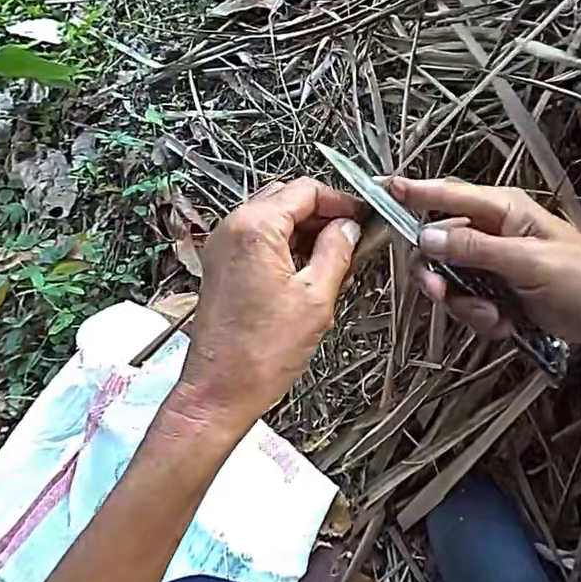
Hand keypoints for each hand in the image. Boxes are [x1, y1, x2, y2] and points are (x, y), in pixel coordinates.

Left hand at [172, 178, 363, 432]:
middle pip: (288, 200)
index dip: (341, 201)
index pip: (306, 190)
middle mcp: (233, 230)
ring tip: (337, 262)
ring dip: (308, 233)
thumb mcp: (315, 297)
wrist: (219, 391)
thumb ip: (336, 251)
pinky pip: (262, 242)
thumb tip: (348, 228)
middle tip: (353, 237)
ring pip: (276, 221)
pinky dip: (288, 249)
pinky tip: (312, 273)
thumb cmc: (257, 354)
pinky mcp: (224, 267)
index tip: (361, 216)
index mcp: (254, 228)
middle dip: (325, 216)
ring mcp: (224, 248)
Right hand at [388, 176, 580, 346]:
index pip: (447, 194)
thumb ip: (476, 249)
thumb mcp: (529, 262)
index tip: (381, 190)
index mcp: (502, 209)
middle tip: (442, 293)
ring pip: (449, 277)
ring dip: (464, 302)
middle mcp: (490, 230)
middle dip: (438, 274)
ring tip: (493, 315)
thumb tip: (426, 237)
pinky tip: (504, 322)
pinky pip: (466, 300)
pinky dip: (479, 316)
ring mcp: (490, 261)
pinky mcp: (493, 288)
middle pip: (437, 244)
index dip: (412, 192)